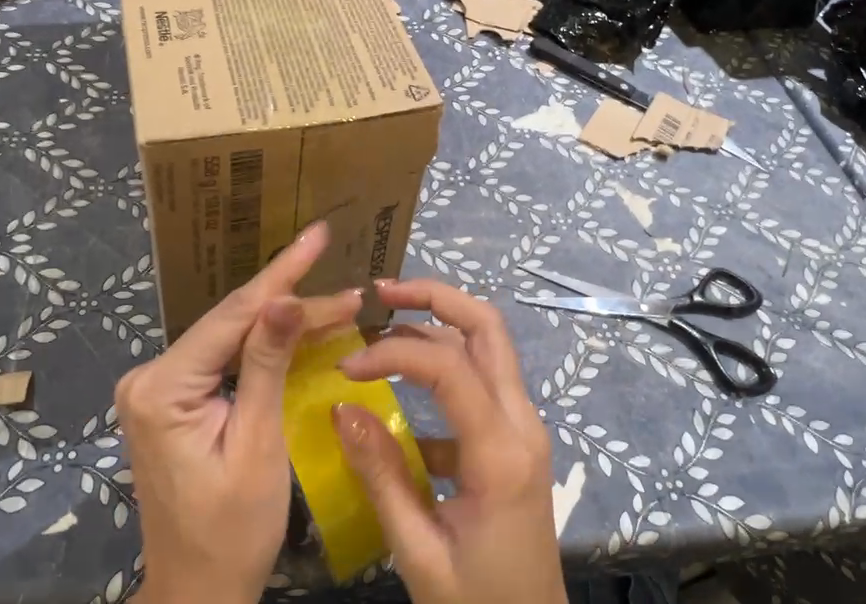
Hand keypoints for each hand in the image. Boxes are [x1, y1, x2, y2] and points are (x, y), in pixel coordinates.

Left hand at [118, 224, 361, 603]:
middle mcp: (150, 376)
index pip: (233, 316)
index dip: (283, 274)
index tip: (319, 235)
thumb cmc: (233, 531)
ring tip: (334, 298)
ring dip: (281, 319)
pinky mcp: (168, 400)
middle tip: (350, 287)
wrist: (196, 592)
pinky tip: (296, 325)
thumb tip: (284, 298)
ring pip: (229, 337)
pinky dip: (261, 345)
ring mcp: (156, 387)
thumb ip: (266, 366)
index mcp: (163, 388)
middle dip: (292, 301)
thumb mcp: (258, 445)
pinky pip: (222, 359)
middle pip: (231, 323)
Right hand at [333, 280, 565, 603]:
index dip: (393, 351)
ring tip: (382, 326)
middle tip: (379, 293)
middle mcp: (523, 425)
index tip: (346, 366)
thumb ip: (381, 476)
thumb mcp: (418, 551)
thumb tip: (341, 408)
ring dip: (438, 326)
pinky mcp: (516, 443)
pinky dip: (444, 370)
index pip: (450, 366)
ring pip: (489, 348)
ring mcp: (525, 430)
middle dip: (434, 298)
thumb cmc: (476, 603)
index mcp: (501, 454)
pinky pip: (483, 385)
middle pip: (488, 328)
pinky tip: (401, 397)